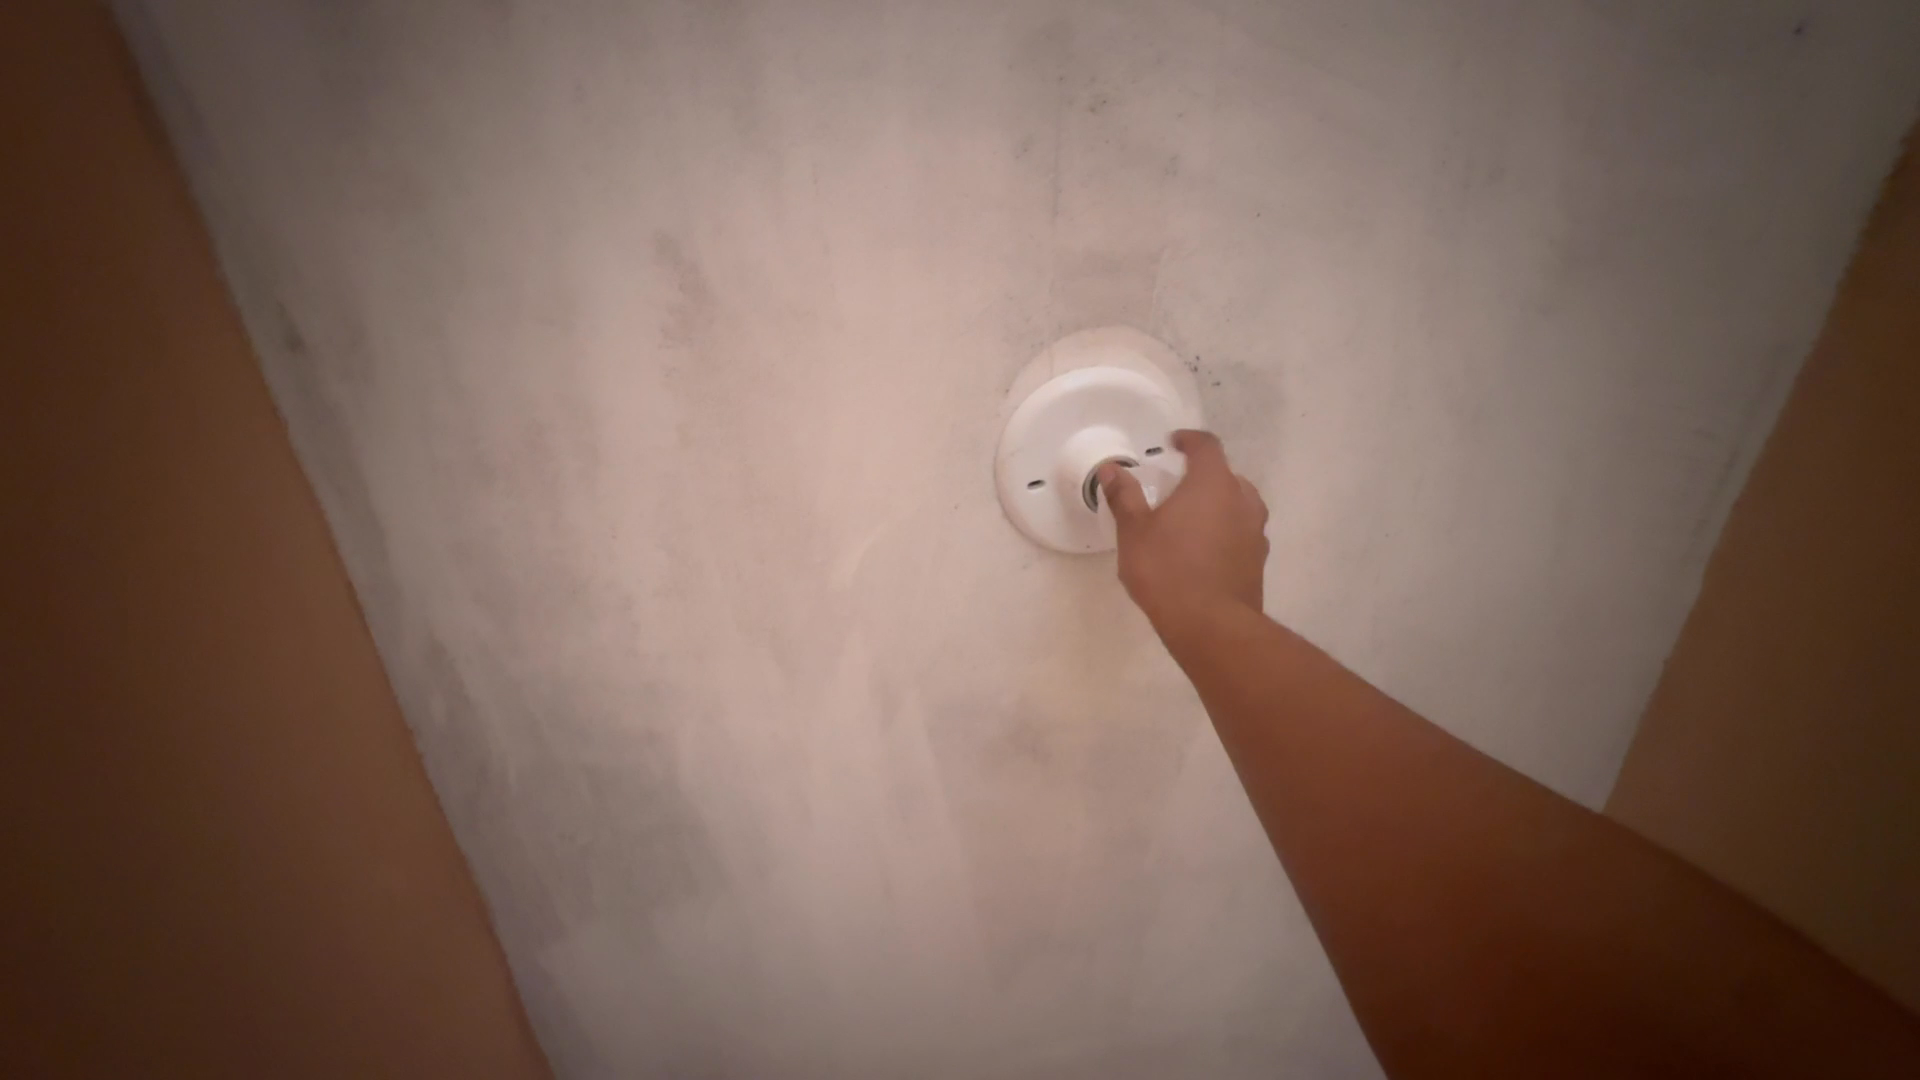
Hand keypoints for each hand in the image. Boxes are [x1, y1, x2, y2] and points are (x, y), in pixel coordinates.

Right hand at [1098, 430, 1269, 633]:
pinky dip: (1225, 531)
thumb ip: (1124, 496)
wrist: (1210, 625)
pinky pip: (1241, 532)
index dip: (1189, 440)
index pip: (1207, 446)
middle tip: (1177, 489)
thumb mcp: (1134, 531)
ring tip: (1190, 521)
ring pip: (1238, 504)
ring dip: (1217, 505)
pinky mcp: (1258, 560)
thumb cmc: (1167, 570)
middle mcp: (1242, 500)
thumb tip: (1111, 469)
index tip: (1173, 444)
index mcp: (1212, 484)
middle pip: (1226, 475)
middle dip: (1203, 476)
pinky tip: (1203, 551)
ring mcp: (1256, 531)